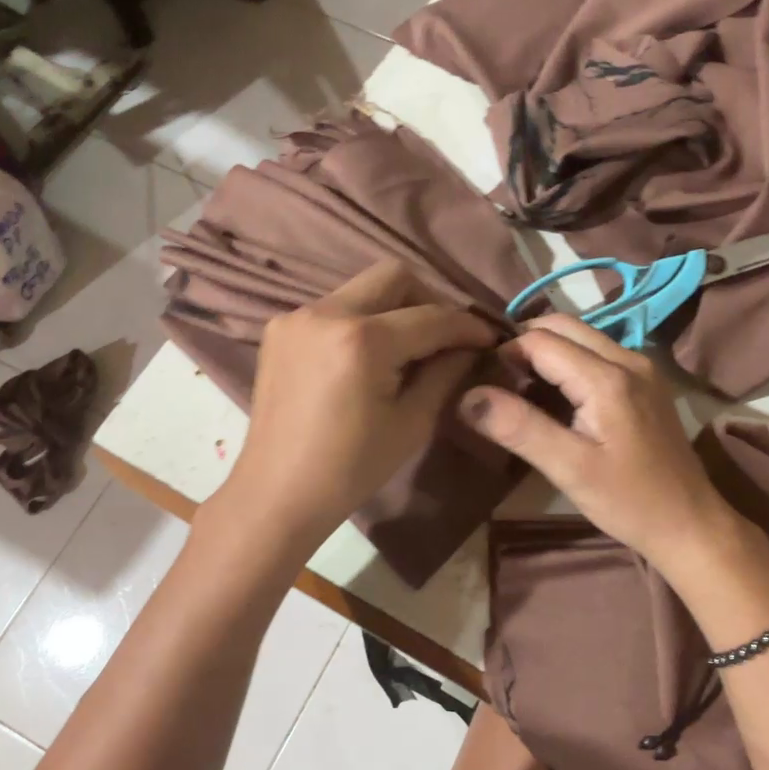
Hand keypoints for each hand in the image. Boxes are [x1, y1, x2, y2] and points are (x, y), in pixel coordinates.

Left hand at [218, 262, 496, 542]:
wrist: (278, 492)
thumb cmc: (352, 469)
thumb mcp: (412, 423)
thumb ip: (445, 373)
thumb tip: (469, 347)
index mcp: (363, 340)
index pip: (431, 316)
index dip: (467, 326)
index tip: (489, 339)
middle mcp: (326, 313)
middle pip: (393, 277)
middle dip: (429, 301)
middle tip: (444, 338)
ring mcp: (297, 317)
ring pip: (361, 290)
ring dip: (393, 310)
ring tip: (406, 352)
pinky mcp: (279, 329)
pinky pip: (333, 310)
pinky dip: (360, 323)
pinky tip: (367, 360)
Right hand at [457, 315, 743, 571]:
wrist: (689, 523)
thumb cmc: (628, 501)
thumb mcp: (569, 469)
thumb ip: (520, 428)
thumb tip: (468, 396)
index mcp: (607, 377)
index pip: (540, 340)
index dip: (505, 354)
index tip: (481, 383)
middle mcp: (628, 359)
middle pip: (563, 326)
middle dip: (524, 344)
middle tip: (496, 380)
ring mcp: (642, 368)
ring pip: (582, 337)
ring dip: (546, 351)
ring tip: (519, 388)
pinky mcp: (647, 383)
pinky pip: (598, 354)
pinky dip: (569, 362)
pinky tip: (555, 397)